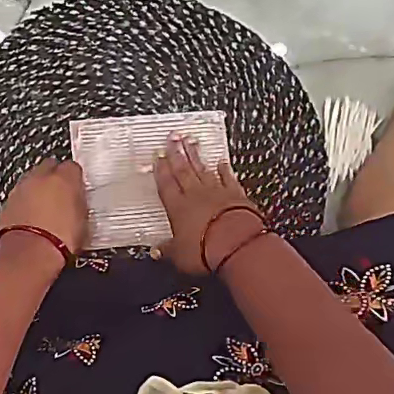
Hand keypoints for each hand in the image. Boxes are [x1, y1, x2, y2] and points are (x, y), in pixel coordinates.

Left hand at [0, 159, 88, 267]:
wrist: (30, 255)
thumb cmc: (59, 239)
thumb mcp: (84, 222)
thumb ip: (80, 204)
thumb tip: (79, 204)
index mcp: (64, 178)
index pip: (72, 167)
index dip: (75, 178)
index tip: (77, 189)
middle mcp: (40, 178)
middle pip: (49, 167)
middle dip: (54, 178)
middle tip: (61, 195)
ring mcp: (21, 189)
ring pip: (31, 181)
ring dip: (38, 191)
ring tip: (46, 210)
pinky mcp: (7, 203)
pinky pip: (19, 197)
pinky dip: (25, 204)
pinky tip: (32, 219)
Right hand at [154, 136, 263, 274]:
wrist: (236, 244)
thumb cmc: (204, 250)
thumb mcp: (180, 255)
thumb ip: (168, 250)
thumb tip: (156, 251)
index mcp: (177, 207)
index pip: (166, 184)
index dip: (161, 170)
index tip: (157, 157)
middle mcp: (195, 195)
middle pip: (183, 170)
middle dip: (176, 153)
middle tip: (172, 137)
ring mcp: (216, 191)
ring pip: (202, 169)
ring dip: (196, 155)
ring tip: (190, 141)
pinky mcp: (235, 194)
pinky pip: (227, 178)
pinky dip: (224, 169)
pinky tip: (221, 161)